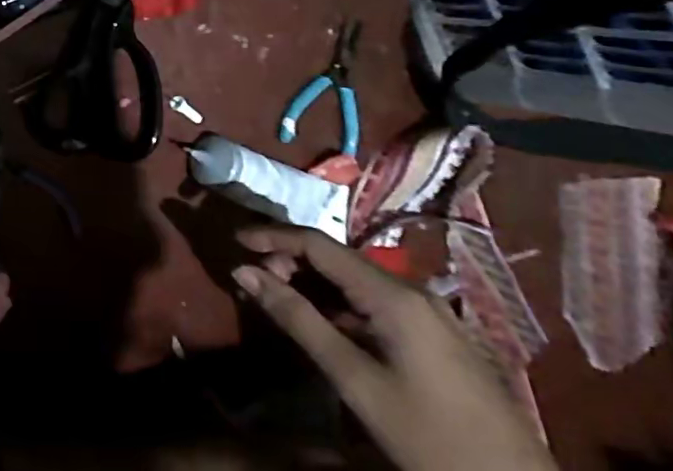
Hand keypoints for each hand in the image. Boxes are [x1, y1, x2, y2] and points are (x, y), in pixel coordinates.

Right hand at [232, 227, 557, 470]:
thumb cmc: (428, 436)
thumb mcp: (355, 380)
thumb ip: (299, 321)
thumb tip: (246, 272)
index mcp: (392, 293)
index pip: (320, 244)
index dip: (274, 236)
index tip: (235, 240)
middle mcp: (411, 289)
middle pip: (339, 258)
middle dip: (292, 259)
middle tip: (255, 280)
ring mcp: (429, 311)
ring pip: (358, 281)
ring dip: (315, 283)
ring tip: (280, 299)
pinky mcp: (436, 333)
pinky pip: (377, 302)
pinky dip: (342, 305)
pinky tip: (326, 325)